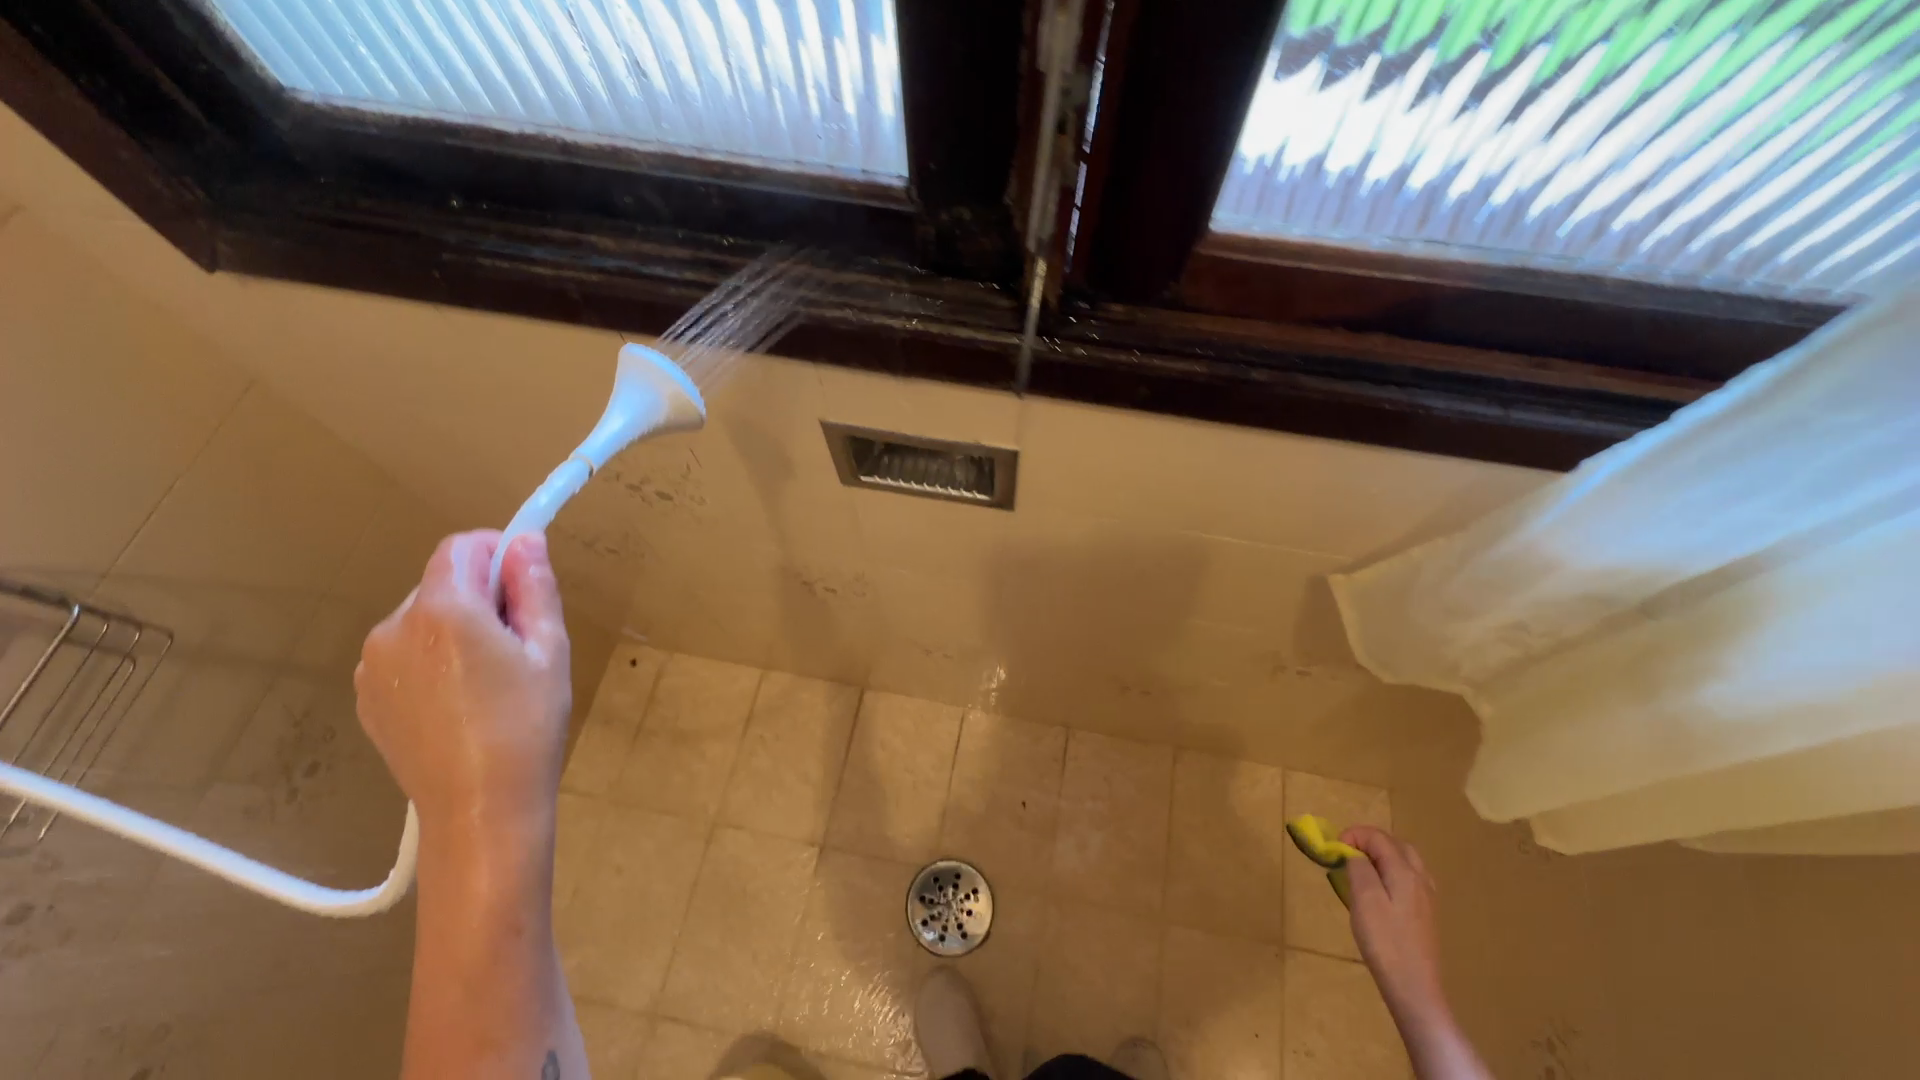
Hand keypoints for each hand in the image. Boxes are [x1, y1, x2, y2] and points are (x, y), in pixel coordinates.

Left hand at [355, 530, 571, 835]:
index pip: (461, 547)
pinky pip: (405, 655)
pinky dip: (433, 660)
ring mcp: (373, 664)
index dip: (497, 551)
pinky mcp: (366, 696)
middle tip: (518, 645)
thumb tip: (525, 540)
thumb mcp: (549, 650)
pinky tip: (460, 703)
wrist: (480, 807)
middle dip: (480, 597)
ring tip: (489, 681)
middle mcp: (395, 627)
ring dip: (455, 628)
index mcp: (444, 609)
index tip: (527, 583)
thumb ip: (535, 587)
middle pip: (442, 583)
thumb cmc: (528, 725)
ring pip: (422, 619)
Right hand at [1343, 826, 1447, 1027]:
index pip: (1379, 838)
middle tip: (1346, 854)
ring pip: (1407, 862)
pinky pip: (1411, 879)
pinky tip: (1381, 891)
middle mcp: (1420, 879)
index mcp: (1405, 872)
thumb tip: (1354, 853)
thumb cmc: (1385, 942)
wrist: (1414, 987)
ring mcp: (1427, 898)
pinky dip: (1392, 873)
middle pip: (1397, 845)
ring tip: (1360, 869)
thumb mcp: (1364, 900)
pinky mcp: (1426, 914)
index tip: (1333, 848)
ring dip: (1382, 856)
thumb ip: (1359, 869)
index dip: (1354, 835)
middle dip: (1370, 842)